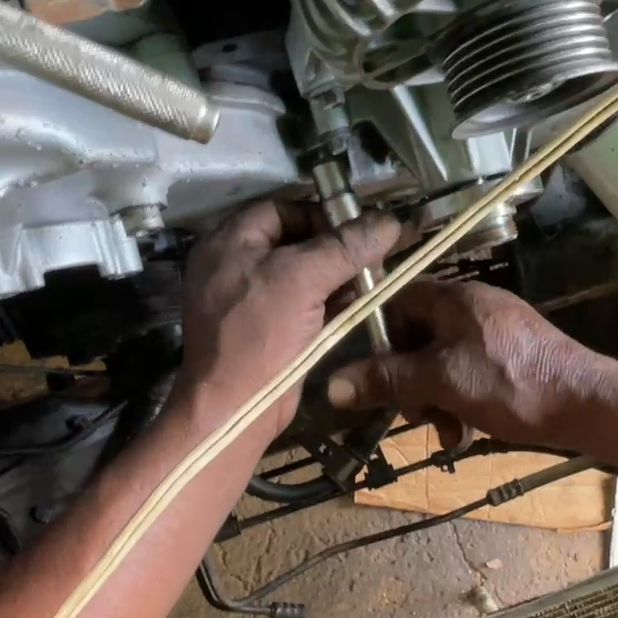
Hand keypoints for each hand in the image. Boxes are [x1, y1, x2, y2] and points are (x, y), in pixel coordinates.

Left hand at [177, 201, 403, 441]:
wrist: (235, 408)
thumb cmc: (260, 334)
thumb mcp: (302, 279)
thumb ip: (345, 247)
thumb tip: (389, 221)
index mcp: (229, 242)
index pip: (282, 209)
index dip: (322, 214)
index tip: (360, 228)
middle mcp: (236, 266)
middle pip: (296, 242)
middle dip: (337, 247)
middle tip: (374, 254)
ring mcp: (251, 302)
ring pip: (303, 275)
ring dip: (340, 276)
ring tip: (375, 278)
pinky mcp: (268, 331)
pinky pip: (304, 305)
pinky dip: (332, 302)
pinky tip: (362, 303)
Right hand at [324, 279, 616, 447]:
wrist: (585, 404)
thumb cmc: (509, 383)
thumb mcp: (440, 382)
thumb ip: (386, 380)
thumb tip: (330, 385)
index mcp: (453, 298)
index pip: (394, 301)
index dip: (376, 337)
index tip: (371, 376)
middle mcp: (471, 307)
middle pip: (416, 338)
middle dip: (409, 382)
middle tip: (415, 415)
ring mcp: (493, 332)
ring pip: (441, 362)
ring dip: (434, 399)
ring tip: (447, 433)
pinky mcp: (510, 356)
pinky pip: (467, 373)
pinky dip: (459, 401)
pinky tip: (466, 433)